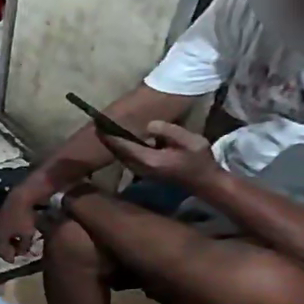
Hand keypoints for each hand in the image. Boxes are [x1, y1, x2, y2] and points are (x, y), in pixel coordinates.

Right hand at [0, 184, 47, 261]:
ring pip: (4, 234)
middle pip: (0, 242)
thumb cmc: (25, 218)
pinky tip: (20, 232)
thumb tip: (22, 251)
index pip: (0, 250)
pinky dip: (12, 232)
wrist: (22, 197)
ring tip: (20, 243)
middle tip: (16, 253)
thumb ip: (23, 245)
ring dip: (10, 240)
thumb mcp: (27, 235)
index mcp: (0, 235)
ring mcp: (0, 220)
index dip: (6, 256)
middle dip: (8, 248)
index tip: (13, 261)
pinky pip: (7, 227)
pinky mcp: (5, 213)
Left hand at [97, 120, 219, 190]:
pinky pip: (126, 157)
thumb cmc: (200, 160)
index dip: (108, 134)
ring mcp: (138, 171)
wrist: (204, 182)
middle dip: (107, 137)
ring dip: (114, 142)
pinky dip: (122, 147)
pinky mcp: (141, 171)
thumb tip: (148, 125)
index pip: (121, 145)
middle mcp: (137, 166)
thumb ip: (168, 131)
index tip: (99, 122)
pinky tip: (125, 137)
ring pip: (119, 154)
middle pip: (116, 150)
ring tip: (108, 127)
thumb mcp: (191, 141)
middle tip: (100, 123)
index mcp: (147, 159)